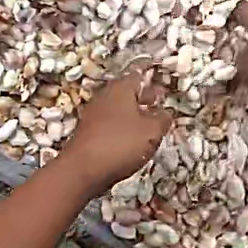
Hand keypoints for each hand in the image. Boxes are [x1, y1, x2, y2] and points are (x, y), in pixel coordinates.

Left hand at [57, 70, 172, 191]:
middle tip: (156, 110)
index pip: (138, 77)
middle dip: (141, 101)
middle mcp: (104, 97)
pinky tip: (128, 144)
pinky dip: (119, 131)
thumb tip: (165, 113)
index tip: (162, 94)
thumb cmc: (121, 143)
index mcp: (120, 89)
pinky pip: (108, 127)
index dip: (152, 84)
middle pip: (125, 94)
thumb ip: (163, 119)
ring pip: (116, 111)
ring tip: (146, 129)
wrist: (82, 170)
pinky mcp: (87, 134)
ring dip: (131, 117)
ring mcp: (92, 116)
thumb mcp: (152, 131)